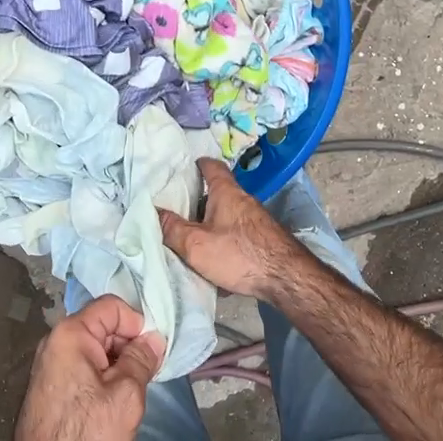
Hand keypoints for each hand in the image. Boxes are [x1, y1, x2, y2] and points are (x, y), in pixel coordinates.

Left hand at [15, 295, 165, 440]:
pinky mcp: (52, 385)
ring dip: (117, 365)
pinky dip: (102, 377)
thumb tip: (154, 340)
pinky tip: (112, 401)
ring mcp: (51, 363)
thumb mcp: (124, 395)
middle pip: (103, 326)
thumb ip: (141, 361)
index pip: (112, 306)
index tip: (153, 350)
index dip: (137, 324)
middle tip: (146, 374)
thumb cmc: (85, 431)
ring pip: (95, 349)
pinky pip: (83, 367)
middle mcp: (56, 340)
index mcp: (71, 333)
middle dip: (128, 346)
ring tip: (128, 392)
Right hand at [159, 157, 307, 300]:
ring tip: (196, 241)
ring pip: (229, 216)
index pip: (212, 167)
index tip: (187, 168)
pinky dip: (228, 243)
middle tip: (181, 212)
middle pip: (219, 193)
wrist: (288, 278)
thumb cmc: (239, 253)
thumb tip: (154, 212)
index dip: (199, 164)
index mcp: (226, 192)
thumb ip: (172, 228)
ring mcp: (258, 220)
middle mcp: (244, 200)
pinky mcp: (266, 240)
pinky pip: (240, 236)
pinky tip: (220, 264)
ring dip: (214, 225)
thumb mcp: (196, 244)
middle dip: (201, 201)